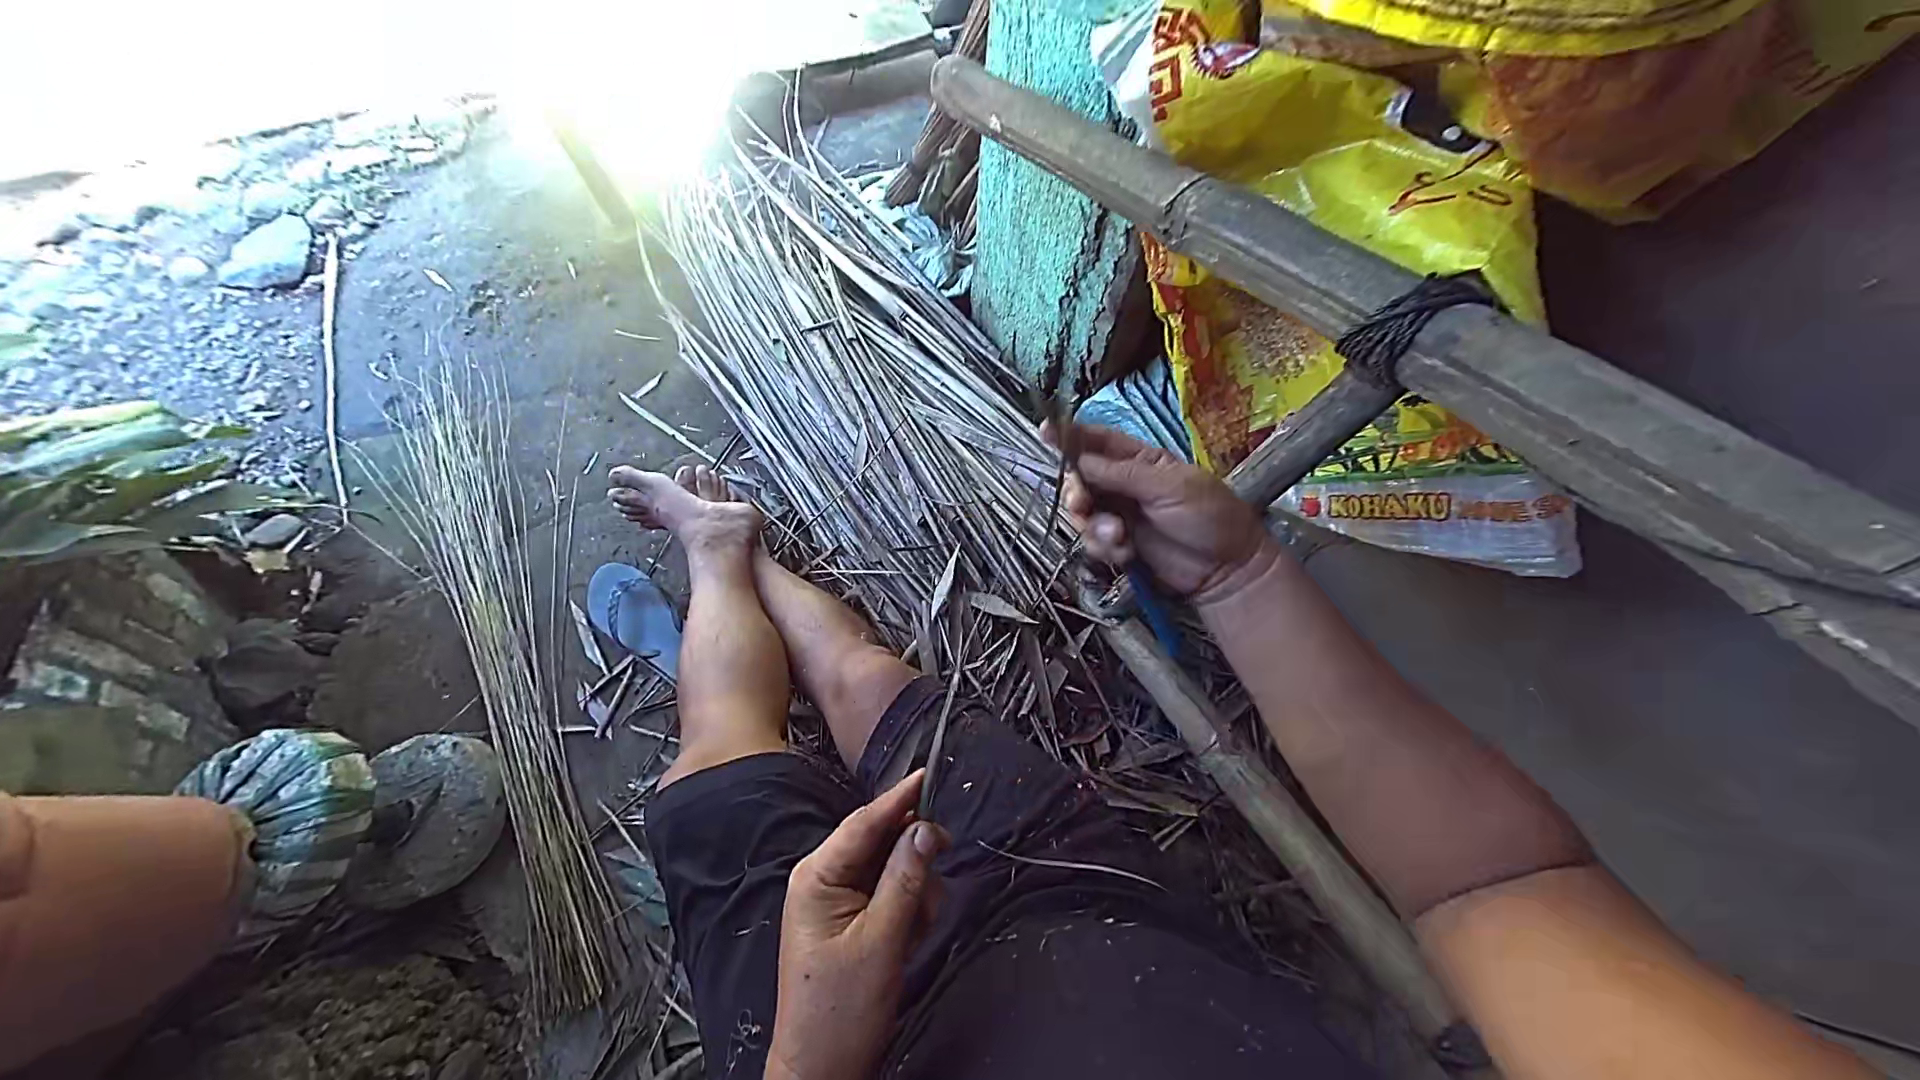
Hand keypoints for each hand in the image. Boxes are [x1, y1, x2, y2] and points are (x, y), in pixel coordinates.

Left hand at [765, 771, 948, 1079]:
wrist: (821, 1070)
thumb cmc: (842, 1011)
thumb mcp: (882, 941)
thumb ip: (906, 878)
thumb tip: (927, 827)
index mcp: (817, 875)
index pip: (864, 821)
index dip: (900, 798)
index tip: (928, 774)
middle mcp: (823, 877)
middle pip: (880, 841)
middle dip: (912, 861)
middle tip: (935, 881)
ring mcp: (835, 896)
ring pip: (890, 866)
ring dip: (914, 891)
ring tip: (915, 932)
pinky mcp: (849, 915)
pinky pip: (888, 891)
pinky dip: (907, 907)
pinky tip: (909, 937)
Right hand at [1046, 423, 1277, 605]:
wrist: (1226, 570)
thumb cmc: (1209, 516)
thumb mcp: (1170, 487)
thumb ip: (1121, 473)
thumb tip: (1080, 459)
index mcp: (1139, 459)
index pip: (1096, 441)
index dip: (1069, 436)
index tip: (1045, 432)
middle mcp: (1122, 484)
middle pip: (1078, 480)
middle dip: (1076, 493)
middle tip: (1083, 505)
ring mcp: (1118, 515)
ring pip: (1081, 515)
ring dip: (1094, 528)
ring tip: (1120, 539)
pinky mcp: (1117, 545)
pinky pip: (1091, 543)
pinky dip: (1104, 549)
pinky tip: (1127, 554)